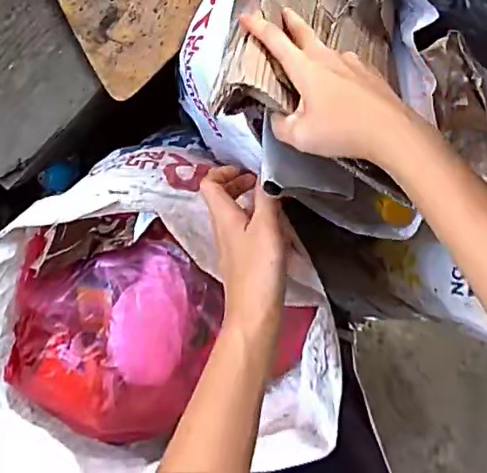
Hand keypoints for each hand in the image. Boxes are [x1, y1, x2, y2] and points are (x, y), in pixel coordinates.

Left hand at [199, 165, 291, 335]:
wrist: (254, 317)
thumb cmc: (258, 269)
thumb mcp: (266, 226)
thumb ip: (266, 197)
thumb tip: (265, 173)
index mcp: (223, 216)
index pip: (208, 183)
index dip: (223, 171)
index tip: (245, 170)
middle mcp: (222, 228)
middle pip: (221, 196)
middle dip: (239, 183)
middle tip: (260, 182)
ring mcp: (231, 245)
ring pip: (235, 213)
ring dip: (250, 202)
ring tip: (273, 203)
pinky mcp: (242, 260)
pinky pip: (245, 230)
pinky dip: (257, 221)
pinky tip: (277, 230)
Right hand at [239, 7, 433, 166]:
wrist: (392, 132)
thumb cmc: (343, 131)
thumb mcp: (300, 137)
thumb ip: (280, 125)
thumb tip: (278, 118)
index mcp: (305, 68)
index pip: (275, 40)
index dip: (257, 27)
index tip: (246, 16)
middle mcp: (326, 58)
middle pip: (303, 32)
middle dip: (290, 21)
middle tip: (283, 12)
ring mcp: (351, 63)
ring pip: (326, 50)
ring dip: (315, 49)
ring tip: (311, 58)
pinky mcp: (369, 73)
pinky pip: (347, 66)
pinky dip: (338, 69)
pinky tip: (341, 84)